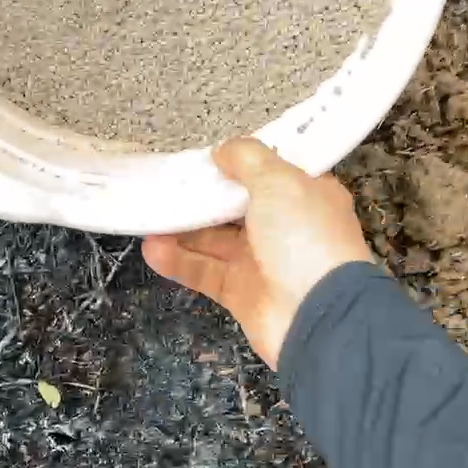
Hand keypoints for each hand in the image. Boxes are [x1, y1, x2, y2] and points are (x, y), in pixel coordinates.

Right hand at [143, 138, 374, 369]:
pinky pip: (205, 271)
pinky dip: (179, 261)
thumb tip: (224, 150)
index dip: (238, 165)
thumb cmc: (306, 238)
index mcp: (305, 197)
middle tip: (166, 184)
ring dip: (182, 228)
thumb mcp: (281, 182)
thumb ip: (249, 159)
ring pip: (214, 240)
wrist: (319, 317)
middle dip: (201, 196)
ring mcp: (262, 262)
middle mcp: (284, 228)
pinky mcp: (241, 293)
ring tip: (148, 216)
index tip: (204, 157)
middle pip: (234, 207)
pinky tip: (153, 249)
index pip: (268, 175)